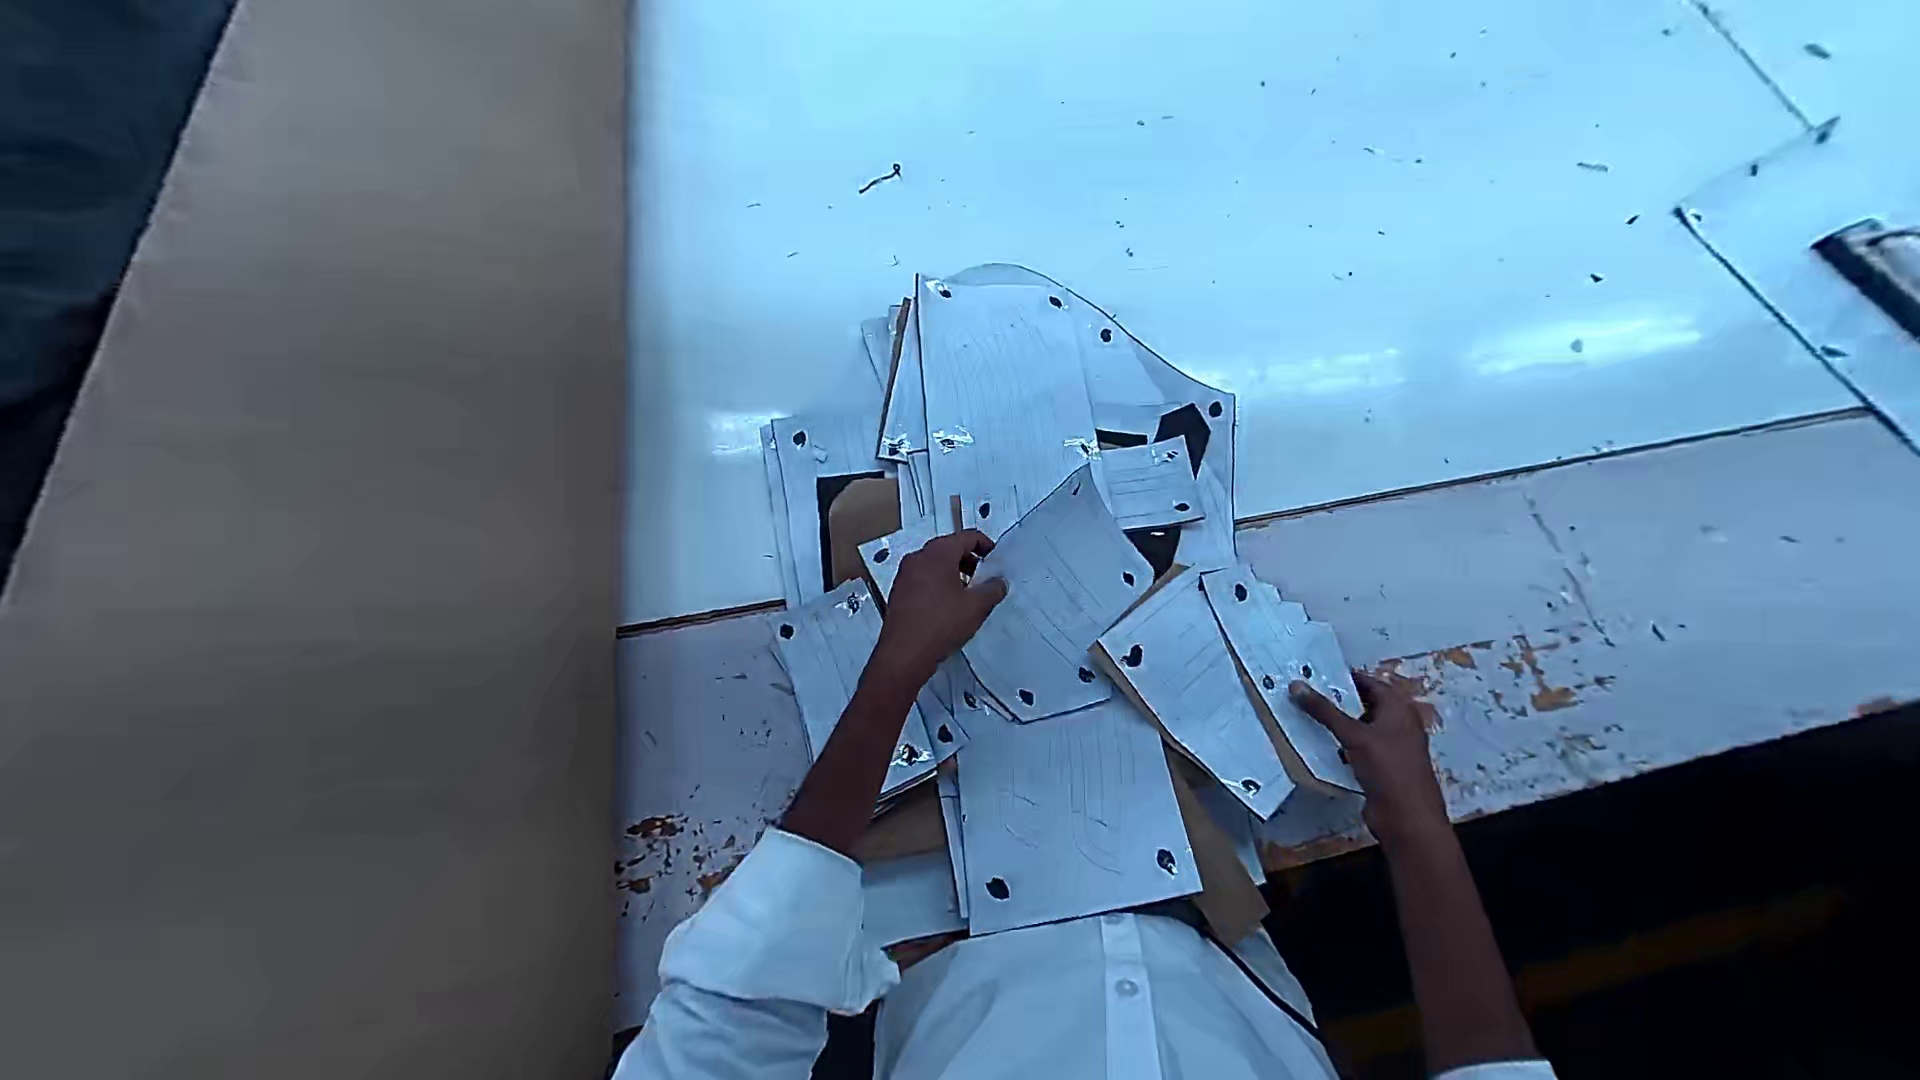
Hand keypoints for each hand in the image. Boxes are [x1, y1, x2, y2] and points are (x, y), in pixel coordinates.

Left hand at [871, 529, 1007, 690]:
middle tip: (983, 576)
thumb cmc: (939, 624)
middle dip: (969, 560)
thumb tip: (998, 583)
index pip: (966, 536)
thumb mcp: (976, 606)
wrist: (905, 653)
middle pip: (949, 548)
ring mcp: (905, 574)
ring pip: (934, 564)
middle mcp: (918, 558)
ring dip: (954, 573)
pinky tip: (948, 605)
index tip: (994, 557)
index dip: (985, 544)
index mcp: (937, 553)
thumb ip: (993, 589)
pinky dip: (938, 584)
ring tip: (968, 594)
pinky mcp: (899, 592)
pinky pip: (923, 578)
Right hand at [1289, 672, 1449, 848]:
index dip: (1346, 677)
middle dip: (1336, 700)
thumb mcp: (1354, 735)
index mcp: (1400, 711)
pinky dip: (1338, 742)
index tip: (1316, 674)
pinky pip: (1355, 746)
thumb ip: (1324, 710)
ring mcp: (1389, 747)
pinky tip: (1318, 743)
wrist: (1408, 819)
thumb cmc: (1388, 770)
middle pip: (1362, 704)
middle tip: (1305, 693)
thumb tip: (1296, 685)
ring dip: (1335, 722)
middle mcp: (1397, 725)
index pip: (1371, 683)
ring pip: (1357, 726)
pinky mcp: (1380, 767)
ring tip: (1305, 714)